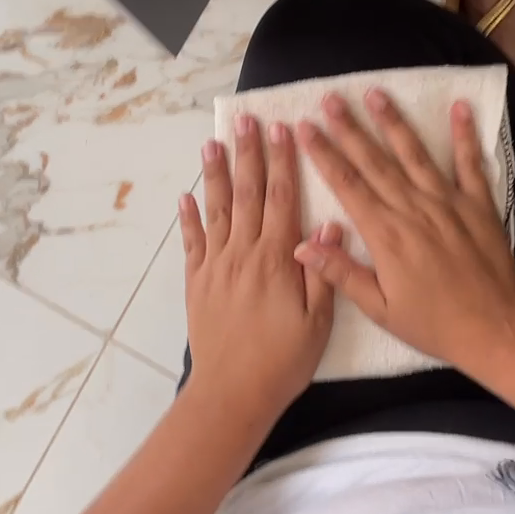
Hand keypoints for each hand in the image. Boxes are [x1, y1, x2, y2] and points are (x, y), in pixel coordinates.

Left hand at [180, 115, 335, 423]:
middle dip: (248, 154)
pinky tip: (186, 196)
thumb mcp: (319, 321)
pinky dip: (188, 218)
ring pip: (216, 210)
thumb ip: (322, 271)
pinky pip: (192, 243)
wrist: (233, 393)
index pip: (281, 198)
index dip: (282, 162)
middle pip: (246, 194)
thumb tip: (328, 225)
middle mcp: (243, 253)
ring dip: (215, 174)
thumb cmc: (284, 360)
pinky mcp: (197, 282)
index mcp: (276, 259)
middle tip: (246, 120)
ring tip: (212, 143)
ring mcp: (215, 266)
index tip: (281, 130)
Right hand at [292, 89, 514, 370]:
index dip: (323, 153)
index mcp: (385, 233)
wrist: (496, 330)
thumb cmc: (433, 324)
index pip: (346, 184)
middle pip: (374, 161)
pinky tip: (459, 107)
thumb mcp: (380, 309)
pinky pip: (470, 163)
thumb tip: (300, 246)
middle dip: (349, 128)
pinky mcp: (478, 204)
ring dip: (393, 122)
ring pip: (414, 154)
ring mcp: (448, 202)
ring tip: (375, 92)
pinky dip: (465, 134)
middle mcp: (413, 208)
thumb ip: (341, 273)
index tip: (304, 126)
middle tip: (330, 98)